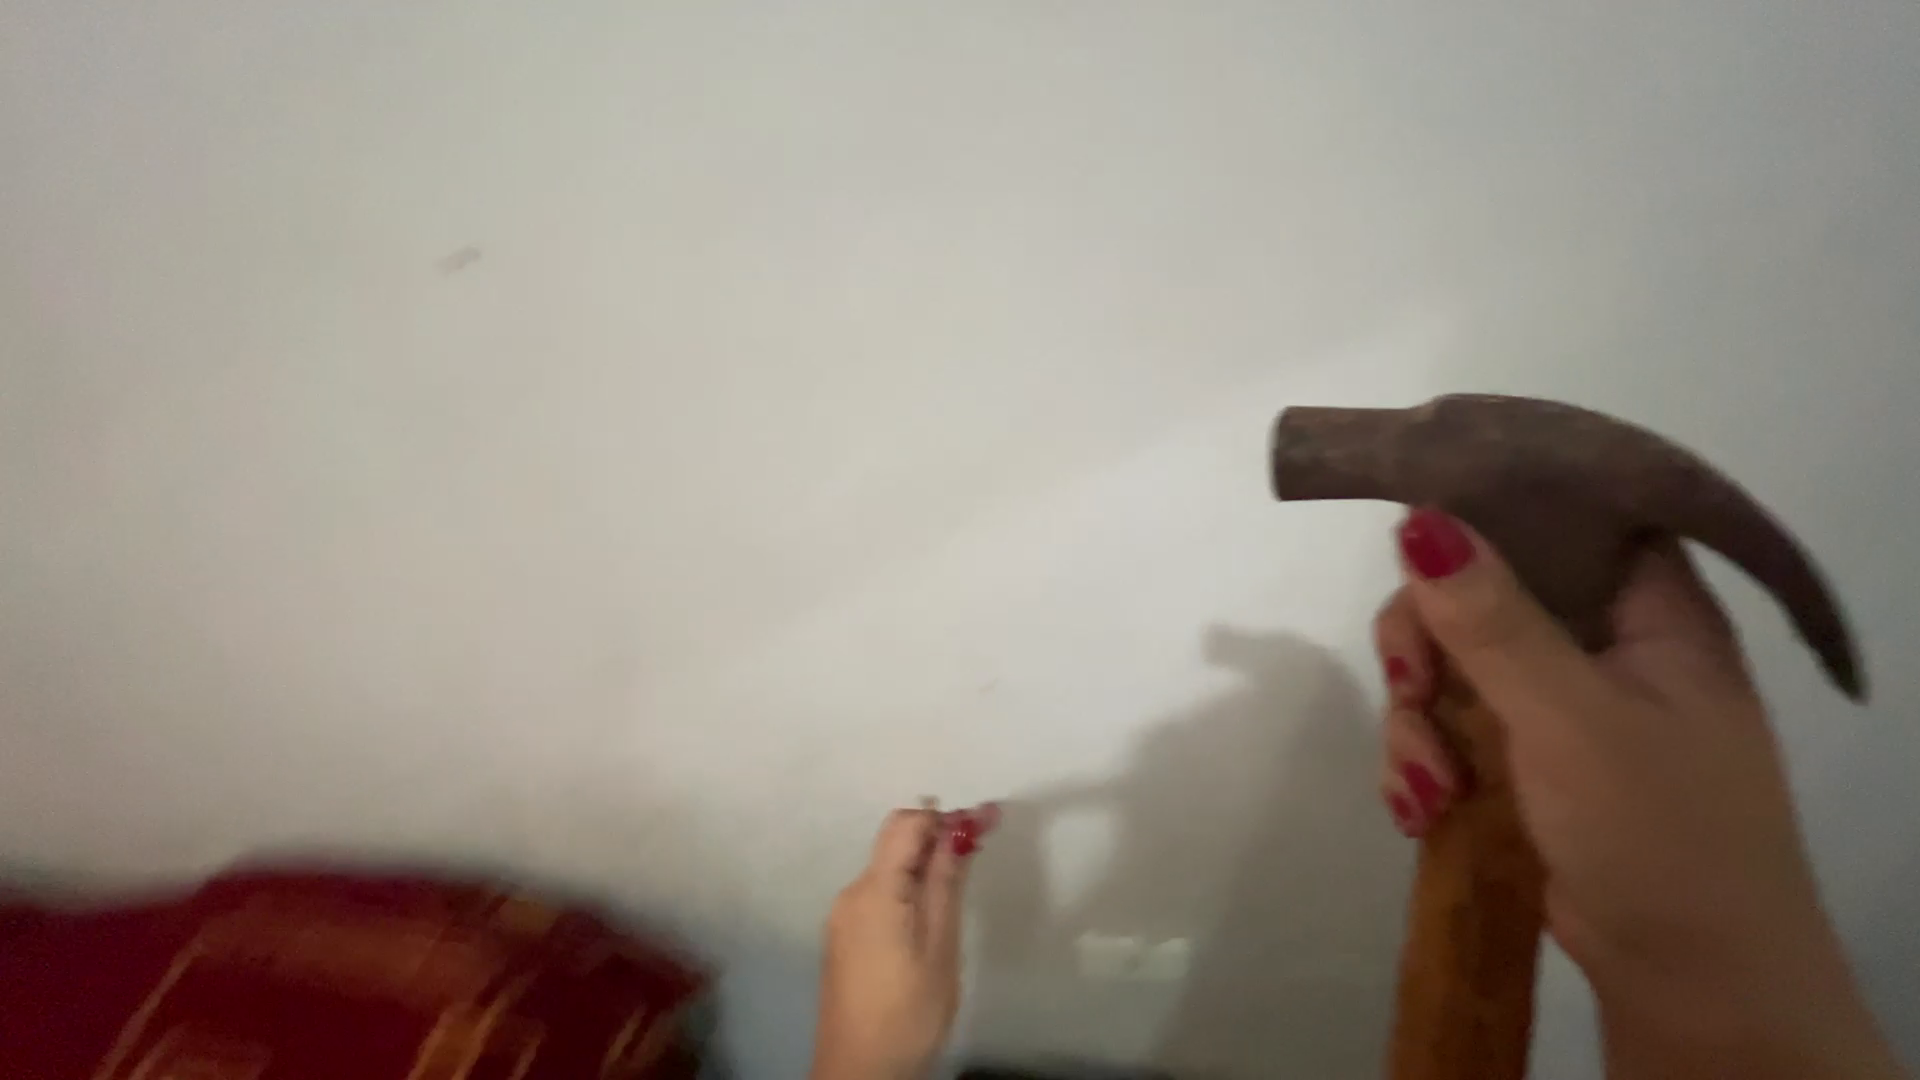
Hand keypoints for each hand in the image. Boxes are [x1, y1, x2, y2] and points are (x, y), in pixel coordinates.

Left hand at [811, 803, 998, 1079]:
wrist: (858, 1075)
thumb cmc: (908, 1013)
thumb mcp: (940, 946)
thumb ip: (946, 881)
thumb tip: (960, 828)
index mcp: (875, 890)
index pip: (907, 823)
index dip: (946, 816)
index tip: (984, 822)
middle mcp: (852, 891)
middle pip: (894, 839)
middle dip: (936, 834)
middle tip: (977, 847)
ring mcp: (843, 914)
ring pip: (887, 865)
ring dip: (922, 860)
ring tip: (960, 878)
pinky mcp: (844, 935)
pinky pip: (879, 891)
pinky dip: (906, 885)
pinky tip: (930, 909)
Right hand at [1371, 509, 1900, 1078]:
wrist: (1682, 980)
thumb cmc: (1656, 834)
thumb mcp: (1568, 719)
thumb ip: (1491, 620)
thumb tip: (1419, 519)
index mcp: (1647, 613)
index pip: (1566, 517)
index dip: (1492, 508)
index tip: (1418, 534)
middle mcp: (1596, 643)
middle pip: (1473, 592)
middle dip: (1423, 647)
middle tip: (1413, 692)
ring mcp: (1550, 699)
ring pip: (1442, 662)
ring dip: (1413, 723)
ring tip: (1427, 787)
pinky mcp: (1513, 747)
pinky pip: (1439, 720)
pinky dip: (1418, 759)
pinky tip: (1421, 804)